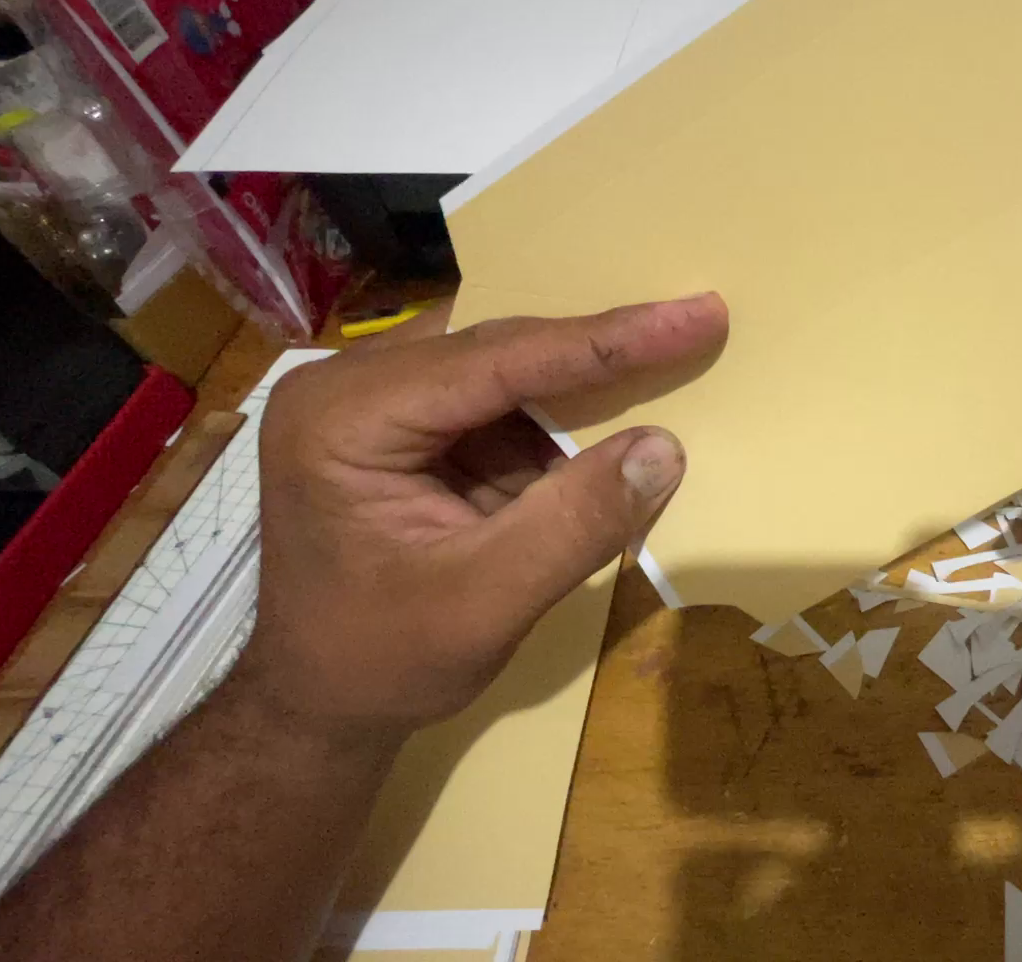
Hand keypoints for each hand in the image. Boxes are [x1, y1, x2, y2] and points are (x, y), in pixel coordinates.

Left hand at [237, 294, 728, 739]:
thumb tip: (665, 448)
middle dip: (606, 343)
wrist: (323, 704)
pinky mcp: (427, 430)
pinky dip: (577, 411)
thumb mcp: (484, 605)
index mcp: (347, 417)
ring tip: (674, 358)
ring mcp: (392, 404)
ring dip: (596, 373)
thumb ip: (574, 525)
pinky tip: (624, 412)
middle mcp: (360, 386)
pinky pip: (517, 398)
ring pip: (517, 362)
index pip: (500, 359)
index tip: (699, 316)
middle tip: (697, 321)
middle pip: (508, 344)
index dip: (608, 339)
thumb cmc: (383, 661)